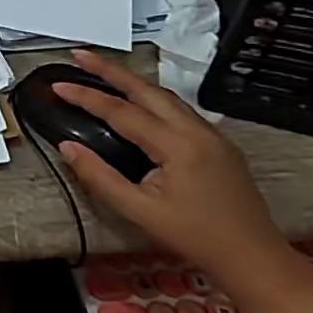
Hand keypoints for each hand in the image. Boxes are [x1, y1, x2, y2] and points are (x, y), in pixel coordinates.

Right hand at [51, 49, 292, 279]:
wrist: (255, 259)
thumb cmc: (194, 238)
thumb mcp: (139, 211)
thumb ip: (99, 177)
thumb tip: (66, 146)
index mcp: (176, 145)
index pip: (121, 111)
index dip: (85, 96)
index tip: (57, 85)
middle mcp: (196, 131)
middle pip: (146, 89)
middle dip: (110, 69)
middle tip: (80, 54)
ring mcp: (212, 135)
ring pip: (165, 95)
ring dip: (132, 80)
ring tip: (103, 70)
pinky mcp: (219, 144)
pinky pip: (179, 108)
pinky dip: (151, 96)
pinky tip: (138, 100)